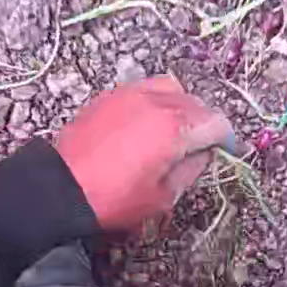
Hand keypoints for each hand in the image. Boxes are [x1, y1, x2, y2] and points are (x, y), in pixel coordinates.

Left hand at [53, 76, 231, 231]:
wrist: (60, 188)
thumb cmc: (112, 198)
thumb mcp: (162, 196)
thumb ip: (192, 169)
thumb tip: (205, 154)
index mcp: (175, 130)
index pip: (218, 123)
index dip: (227, 140)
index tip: (225, 152)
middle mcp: (157, 103)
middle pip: (198, 104)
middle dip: (206, 124)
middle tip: (202, 148)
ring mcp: (132, 94)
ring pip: (174, 89)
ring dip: (183, 107)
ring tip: (177, 130)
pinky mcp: (112, 95)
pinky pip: (147, 87)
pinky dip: (158, 100)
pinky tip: (151, 121)